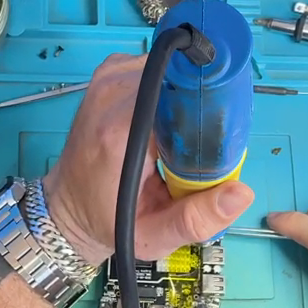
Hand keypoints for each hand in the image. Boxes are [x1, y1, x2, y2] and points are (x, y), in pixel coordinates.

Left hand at [44, 54, 255, 262]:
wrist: (67, 208)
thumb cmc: (108, 221)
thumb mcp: (153, 237)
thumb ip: (197, 220)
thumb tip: (241, 193)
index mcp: (119, 133)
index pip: (184, 99)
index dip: (211, 119)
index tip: (216, 149)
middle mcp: (111, 95)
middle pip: (182, 83)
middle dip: (200, 114)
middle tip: (197, 154)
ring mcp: (109, 78)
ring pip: (174, 73)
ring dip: (185, 103)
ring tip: (178, 142)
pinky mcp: (110, 72)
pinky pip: (159, 70)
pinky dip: (169, 93)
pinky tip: (164, 125)